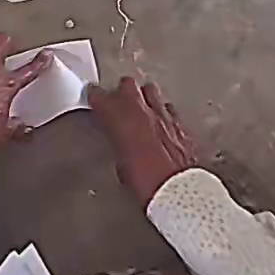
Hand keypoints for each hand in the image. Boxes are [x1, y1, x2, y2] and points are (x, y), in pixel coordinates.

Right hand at [87, 77, 199, 204]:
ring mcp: (165, 115)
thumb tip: (121, 145)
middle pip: (128, 85)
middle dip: (120, 91)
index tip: (93, 96)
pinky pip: (169, 108)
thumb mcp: (121, 166)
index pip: (103, 97)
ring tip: (140, 105)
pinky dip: (162, 111)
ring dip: (143, 96)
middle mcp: (144, 112)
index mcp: (123, 121)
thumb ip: (119, 145)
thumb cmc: (148, 183)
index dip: (96, 96)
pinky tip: (161, 120)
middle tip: (117, 100)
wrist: (179, 190)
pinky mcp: (181, 124)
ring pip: (151, 90)